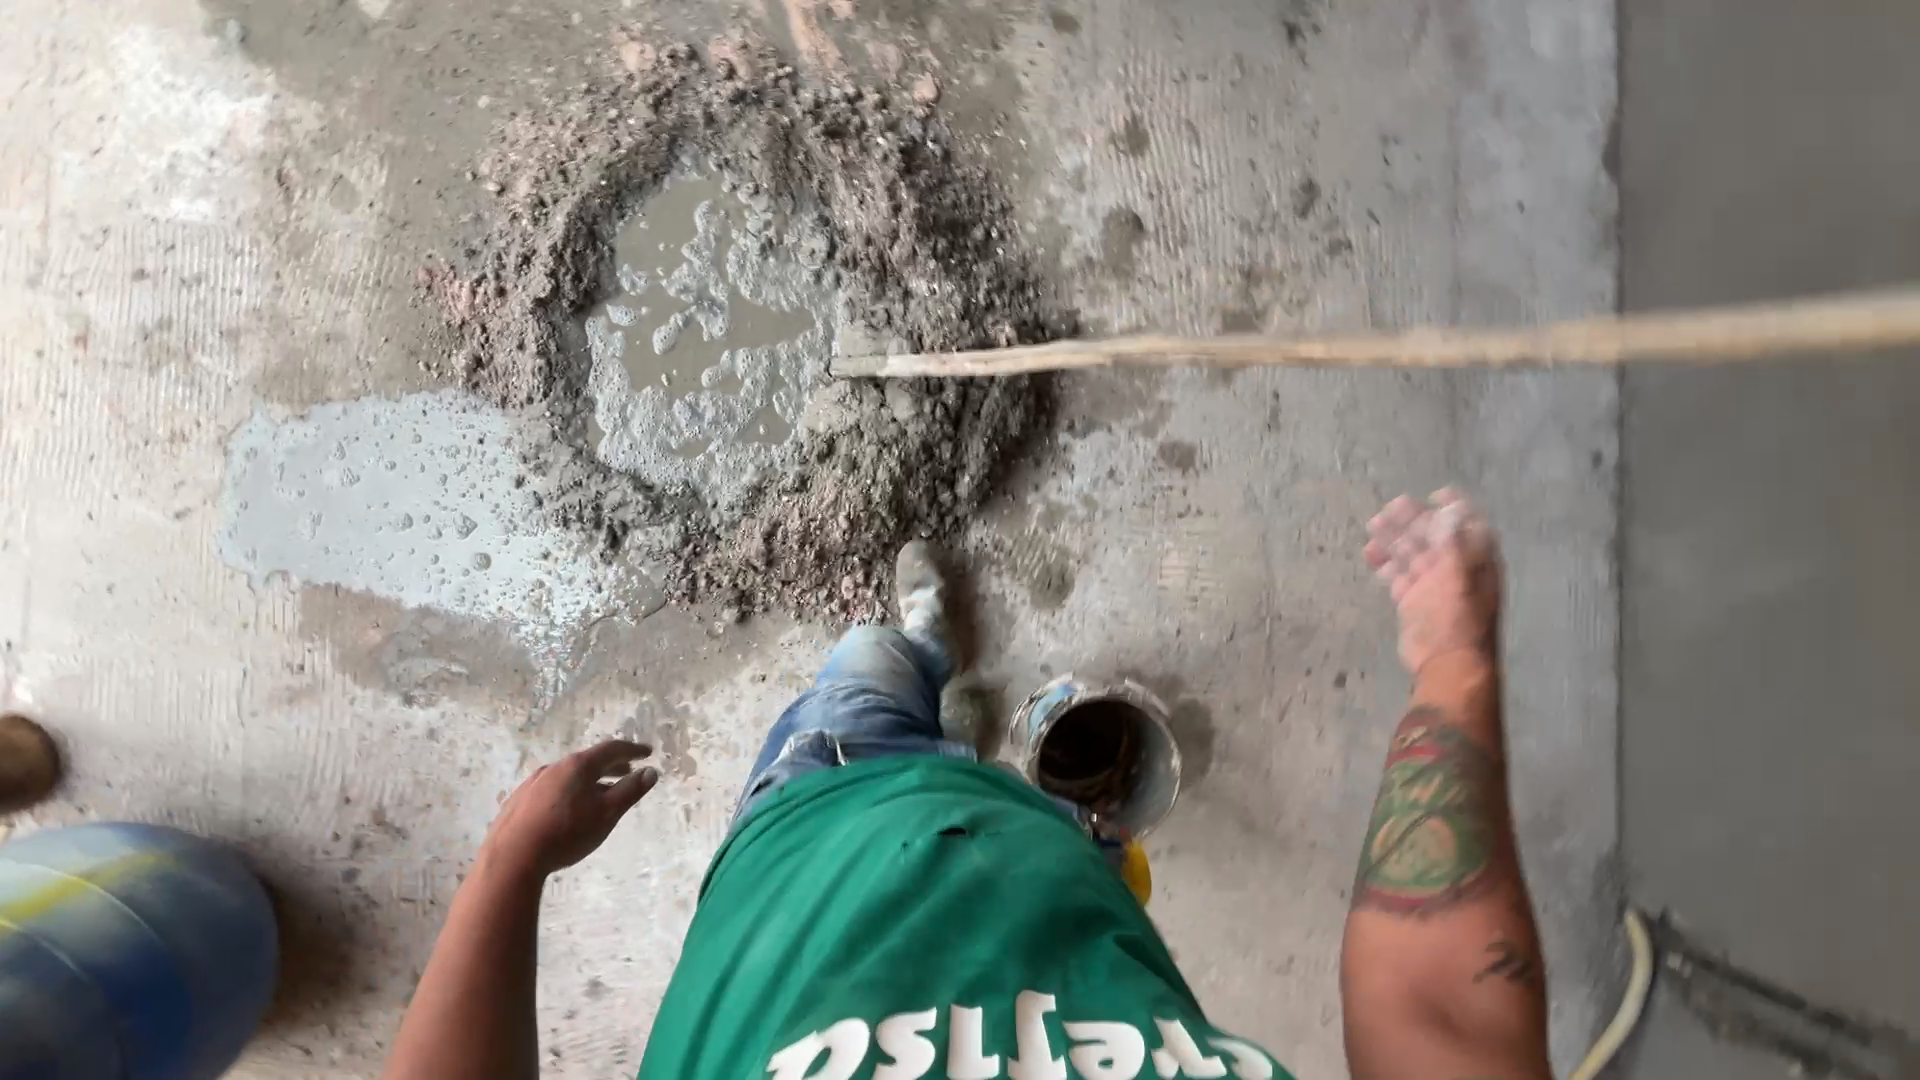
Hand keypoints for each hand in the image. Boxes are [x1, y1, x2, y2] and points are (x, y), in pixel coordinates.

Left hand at [480, 740, 658, 879]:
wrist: (510, 860)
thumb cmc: (566, 834)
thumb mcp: (607, 814)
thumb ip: (631, 791)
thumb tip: (651, 772)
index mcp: (578, 766)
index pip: (612, 749)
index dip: (633, 750)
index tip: (648, 753)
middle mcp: (554, 768)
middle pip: (589, 761)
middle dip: (611, 765)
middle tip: (627, 772)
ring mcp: (532, 784)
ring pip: (568, 776)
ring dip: (588, 780)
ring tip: (598, 794)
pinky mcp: (516, 802)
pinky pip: (550, 790)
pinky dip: (567, 792)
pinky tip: (566, 810)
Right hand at [1364, 489, 1501, 675]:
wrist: (1446, 665)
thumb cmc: (1456, 621)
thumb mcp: (1456, 579)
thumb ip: (1451, 544)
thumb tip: (1448, 510)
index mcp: (1474, 562)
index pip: (1468, 528)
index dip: (1454, 509)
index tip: (1435, 493)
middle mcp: (1456, 570)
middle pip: (1433, 538)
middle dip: (1413, 521)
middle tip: (1389, 508)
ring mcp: (1434, 587)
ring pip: (1413, 556)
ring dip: (1394, 540)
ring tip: (1372, 527)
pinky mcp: (1415, 603)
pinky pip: (1400, 578)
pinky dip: (1387, 566)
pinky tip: (1372, 558)